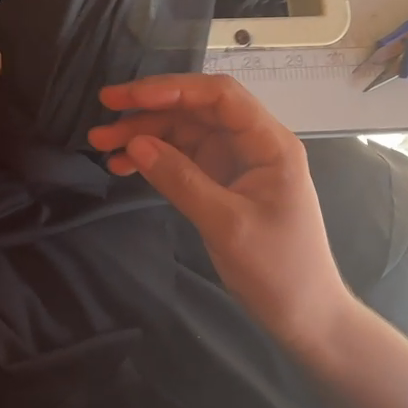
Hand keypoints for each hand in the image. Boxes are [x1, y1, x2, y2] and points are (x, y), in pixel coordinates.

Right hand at [88, 74, 350, 345]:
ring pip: (183, 131)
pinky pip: (181, 156)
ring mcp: (234, 160)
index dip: (174, 88)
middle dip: (149, 109)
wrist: (307, 319)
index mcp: (268, 142)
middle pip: (195, 109)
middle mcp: (251, 142)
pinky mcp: (220, 180)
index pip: (219, 96)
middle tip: (104, 110)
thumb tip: (135, 144)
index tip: (131, 97)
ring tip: (100, 143)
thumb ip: (181, 180)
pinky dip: (152, 158)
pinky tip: (122, 164)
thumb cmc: (279, 270)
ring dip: (143, 133)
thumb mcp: (227, 225)